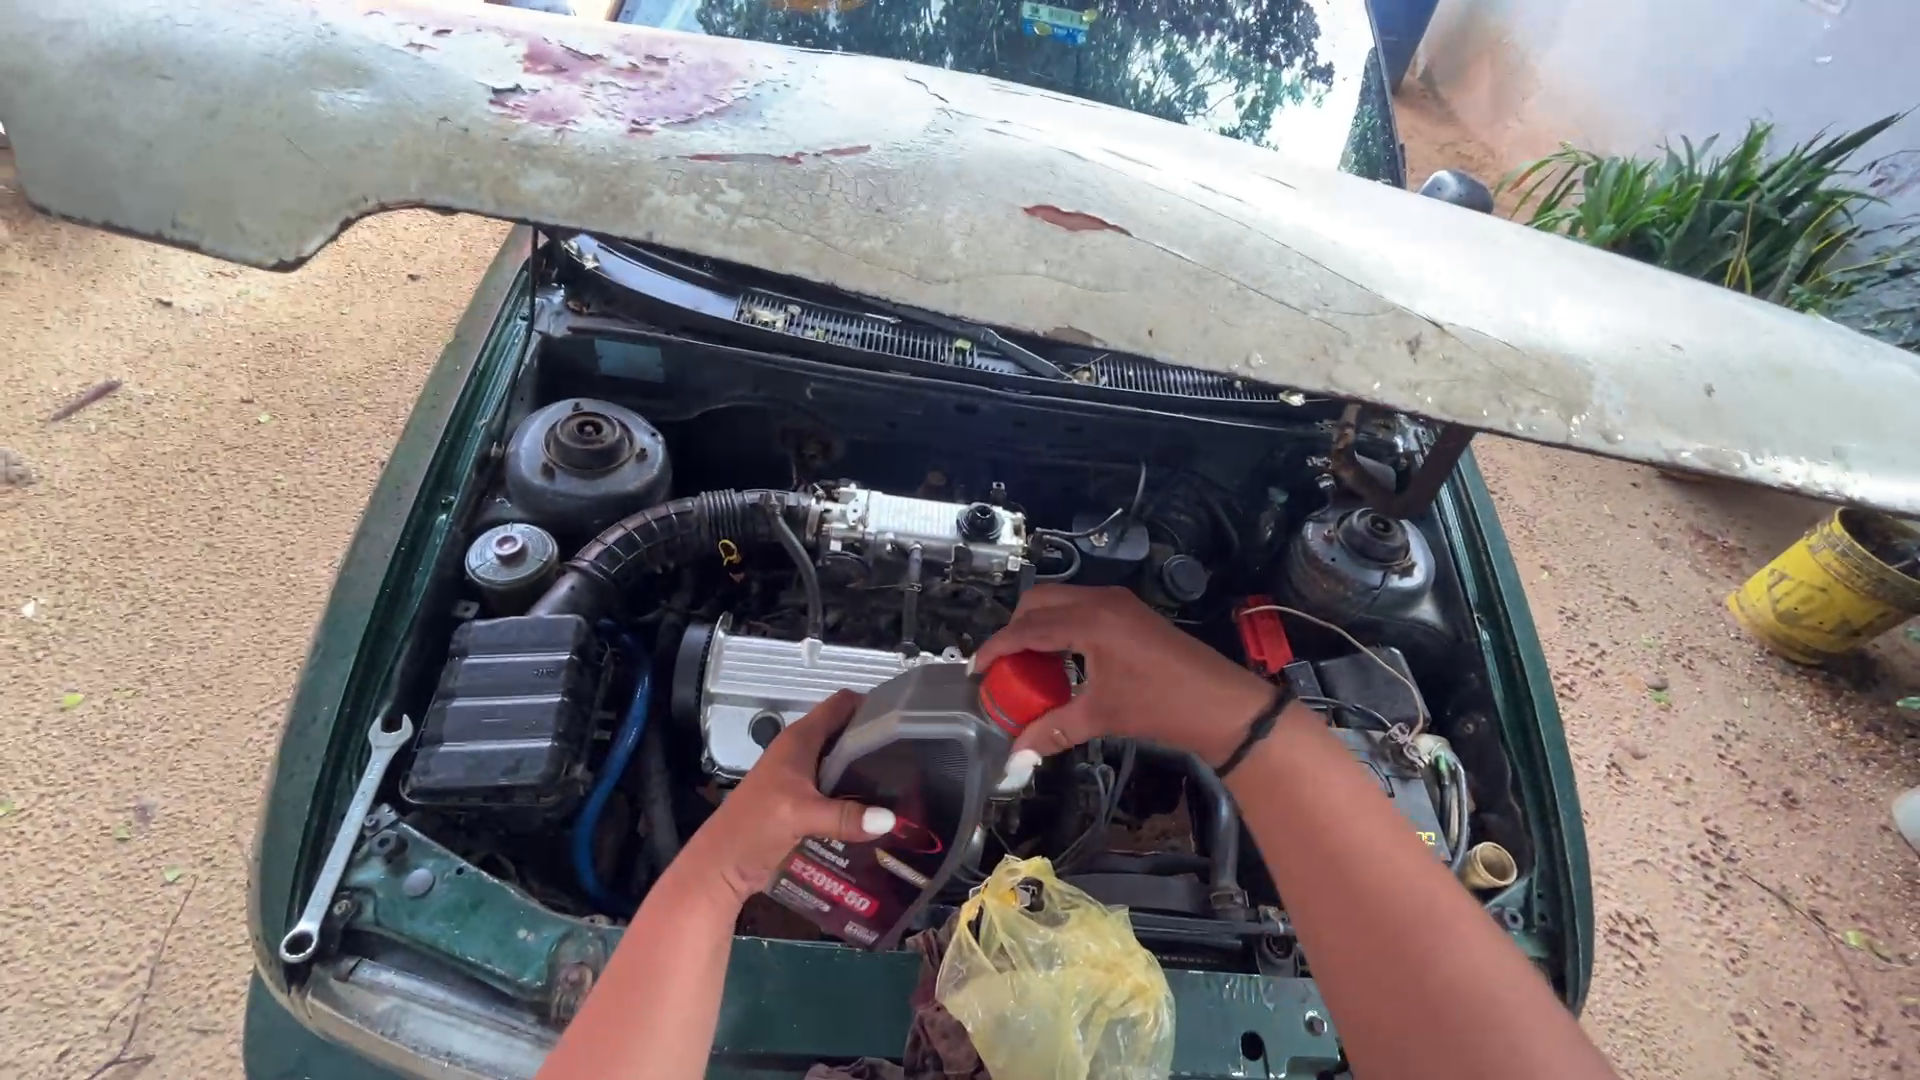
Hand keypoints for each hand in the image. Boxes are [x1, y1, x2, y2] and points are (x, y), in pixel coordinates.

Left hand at [679, 690, 895, 905]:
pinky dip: (856, 791)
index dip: (869, 702)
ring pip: (842, 760)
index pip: (840, 704)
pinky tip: (878, 806)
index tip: (902, 715)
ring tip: (903, 777)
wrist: (721, 865)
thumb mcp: (801, 815)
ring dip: (867, 767)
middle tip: (910, 751)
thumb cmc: (754, 825)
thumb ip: (845, 816)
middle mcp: (802, 751)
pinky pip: (837, 786)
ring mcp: (802, 776)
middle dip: (875, 737)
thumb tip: (891, 819)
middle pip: (845, 731)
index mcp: (800, 739)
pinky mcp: (803, 801)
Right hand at [972, 585, 1273, 765]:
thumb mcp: (1102, 717)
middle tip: (1004, 664)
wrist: (1222, 703)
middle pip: (1038, 600)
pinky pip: (1079, 605)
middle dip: (1014, 627)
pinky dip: (1060, 624)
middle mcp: (1099, 601)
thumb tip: (1015, 755)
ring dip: (1037, 623)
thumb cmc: (1162, 706)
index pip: (1027, 628)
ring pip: (1059, 599)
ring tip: (1029, 662)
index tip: (976, 669)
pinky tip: (1062, 657)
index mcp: (1090, 622)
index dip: (997, 647)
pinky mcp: (1128, 609)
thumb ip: (1053, 730)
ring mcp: (1117, 601)